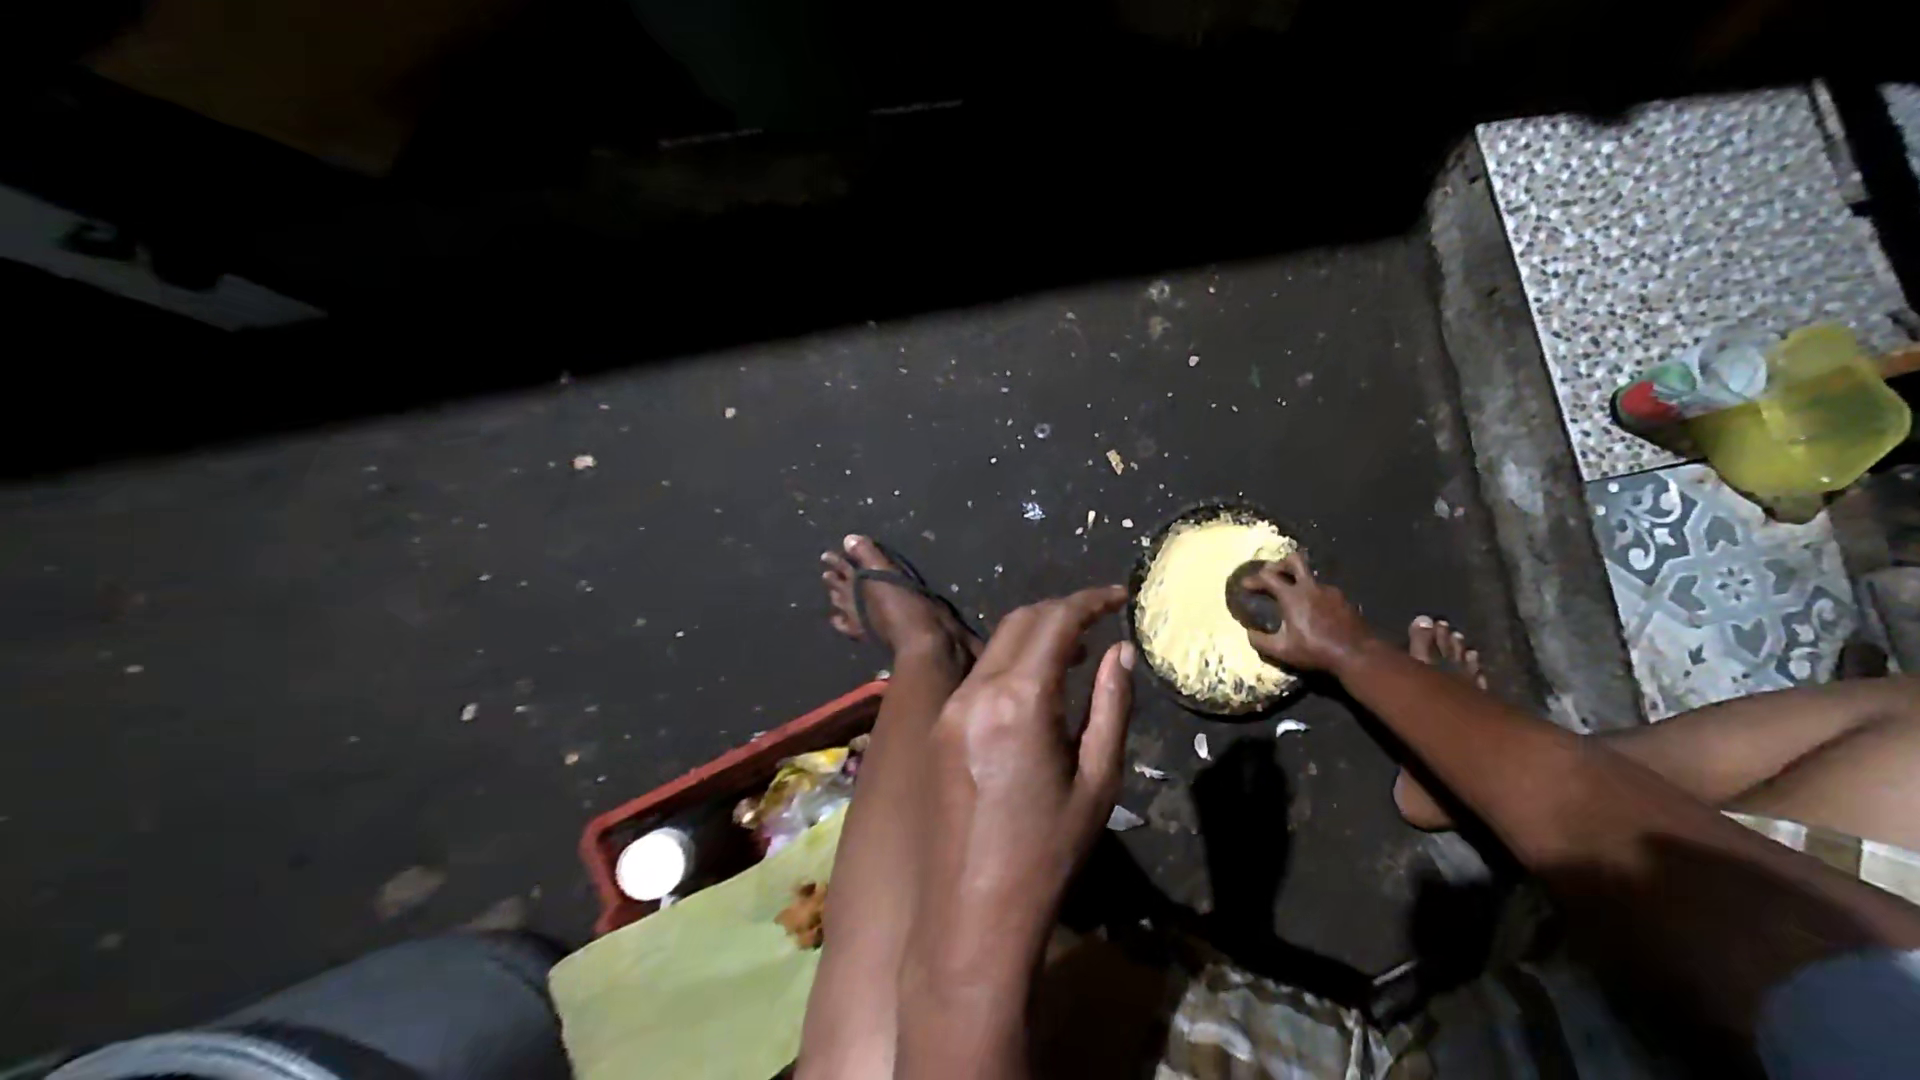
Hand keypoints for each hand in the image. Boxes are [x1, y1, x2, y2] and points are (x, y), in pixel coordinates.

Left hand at [910, 586, 1134, 976]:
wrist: (971, 911)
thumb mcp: (1097, 781)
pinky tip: (1035, 690)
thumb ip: (1111, 706)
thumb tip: (1120, 652)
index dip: (1088, 601)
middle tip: (1099, 624)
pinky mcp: (936, 728)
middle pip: (1019, 622)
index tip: (1117, 596)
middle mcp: (974, 692)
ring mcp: (947, 709)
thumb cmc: (1047, 853)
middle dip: (1061, 612)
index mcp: (1017, 701)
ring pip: (994, 646)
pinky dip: (1009, 665)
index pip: (1054, 622)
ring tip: (1075, 657)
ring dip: (1034, 637)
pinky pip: (976, 675)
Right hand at [1239, 551, 1375, 671]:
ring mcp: (1330, 591)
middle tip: (1273, 574)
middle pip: (1294, 560)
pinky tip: (1313, 609)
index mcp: (1292, 596)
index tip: (1245, 585)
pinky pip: (1323, 590)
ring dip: (1298, 581)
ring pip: (1310, 576)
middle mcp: (1311, 587)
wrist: (1357, 654)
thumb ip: (1260, 641)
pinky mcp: (1343, 599)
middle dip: (1280, 563)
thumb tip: (1249, 632)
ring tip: (1293, 596)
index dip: (1254, 578)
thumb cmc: (1316, 650)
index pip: (1268, 577)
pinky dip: (1314, 594)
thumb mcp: (1282, 650)